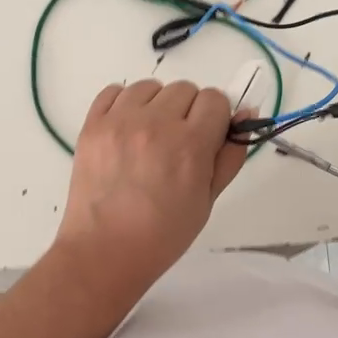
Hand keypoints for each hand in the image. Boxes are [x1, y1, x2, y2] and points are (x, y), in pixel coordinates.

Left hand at [53, 81, 248, 299]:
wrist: (104, 251)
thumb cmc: (163, 234)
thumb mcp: (209, 199)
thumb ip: (229, 155)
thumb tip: (245, 114)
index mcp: (190, 144)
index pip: (215, 99)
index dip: (216, 118)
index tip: (207, 138)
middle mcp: (155, 124)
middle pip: (185, 89)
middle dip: (188, 111)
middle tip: (178, 144)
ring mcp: (119, 122)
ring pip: (150, 86)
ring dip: (156, 104)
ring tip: (150, 137)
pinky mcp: (92, 125)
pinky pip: (114, 91)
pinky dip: (124, 103)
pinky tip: (125, 129)